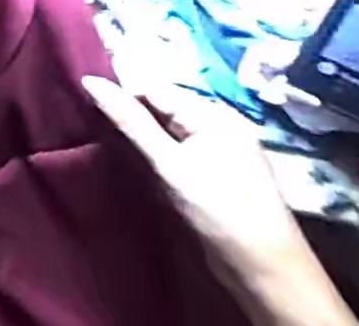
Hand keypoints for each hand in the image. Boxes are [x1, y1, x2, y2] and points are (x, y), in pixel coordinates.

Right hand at [82, 77, 302, 269]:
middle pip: (162, 106)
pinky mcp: (218, 172)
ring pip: (169, 128)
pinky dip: (158, 151)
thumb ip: (130, 122)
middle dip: (131, 113)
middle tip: (94, 123)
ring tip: (110, 140)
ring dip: (143, 134)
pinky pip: (179, 148)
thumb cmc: (221, 214)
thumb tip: (90, 80)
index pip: (155, 88)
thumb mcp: (170, 165)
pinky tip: (139, 161)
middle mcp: (219, 123)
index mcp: (213, 113)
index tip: (88, 102)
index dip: (122, 93)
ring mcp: (221, 148)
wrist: (270, 277)